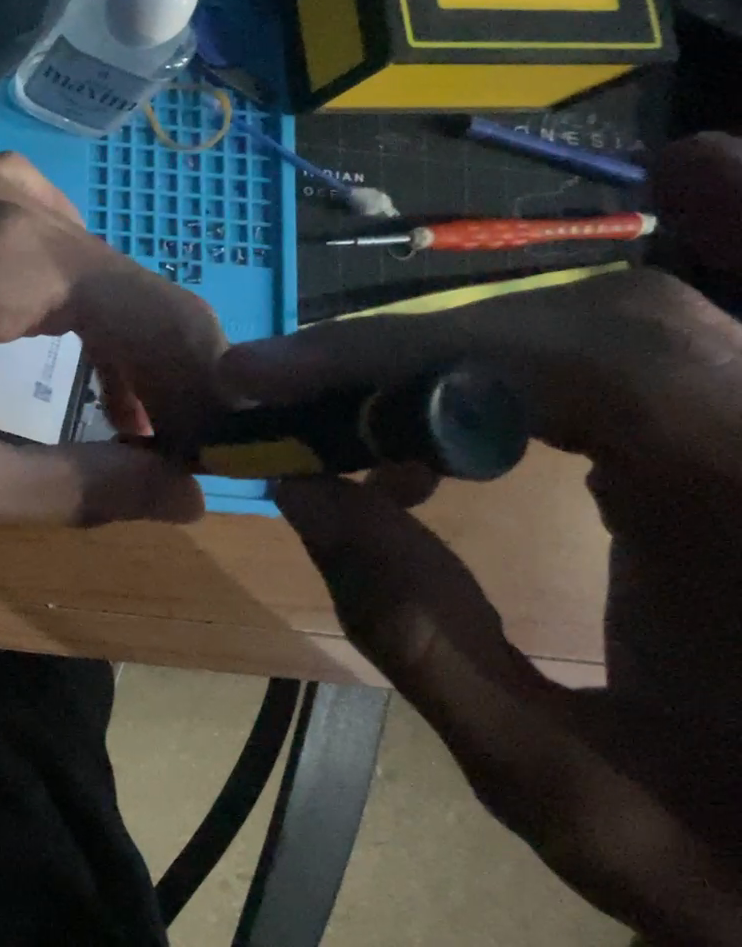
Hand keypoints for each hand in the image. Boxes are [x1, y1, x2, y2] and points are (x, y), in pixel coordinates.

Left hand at [0, 152, 225, 534]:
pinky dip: (53, 303)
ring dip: (108, 340)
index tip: (214, 461)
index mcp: (14, 255)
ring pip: (79, 263)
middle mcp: (1, 193)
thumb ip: (81, 487)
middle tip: (167, 456)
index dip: (204, 396)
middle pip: (126, 284)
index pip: (167, 318)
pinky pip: (24, 243)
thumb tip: (188, 497)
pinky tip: (51, 359)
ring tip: (117, 422)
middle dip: (158, 373)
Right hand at [219, 136, 741, 943]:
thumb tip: (296, 491)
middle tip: (278, 395)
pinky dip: (734, 236)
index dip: (412, 356)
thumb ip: (421, 633)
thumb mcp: (560, 789)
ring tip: (352, 395)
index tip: (269, 384)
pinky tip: (699, 173)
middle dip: (413, 352)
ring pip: (666, 317)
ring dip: (491, 329)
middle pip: (613, 326)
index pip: (593, 370)